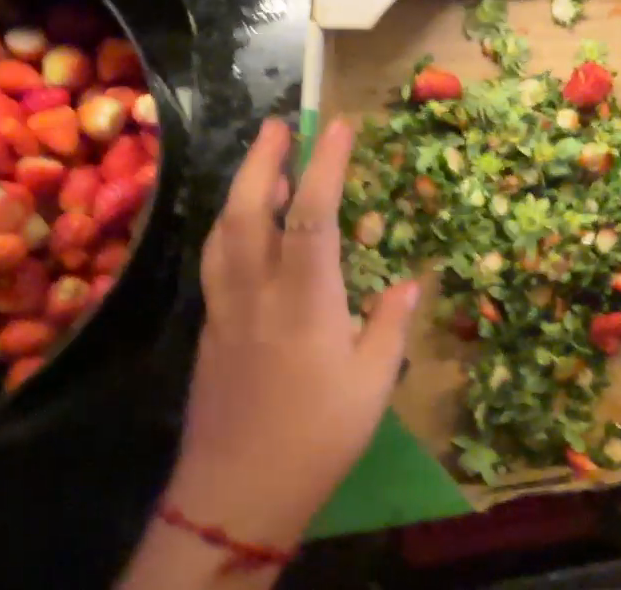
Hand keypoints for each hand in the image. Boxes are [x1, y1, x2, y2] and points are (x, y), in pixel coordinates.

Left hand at [166, 118, 418, 543]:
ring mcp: (226, 311)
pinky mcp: (211, 331)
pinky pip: (216, 260)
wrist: (234, 497)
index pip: (311, 217)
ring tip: (263, 161)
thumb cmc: (316, 440)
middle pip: (248, 211)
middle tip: (280, 122)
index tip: (338, 127)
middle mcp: (257, 295)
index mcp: (304, 304)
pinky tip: (244, 227)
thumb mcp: (372, 387)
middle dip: (263, 160)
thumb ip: (390, 326)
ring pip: (223, 233)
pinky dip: (230, 226)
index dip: (325, 165)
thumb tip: (409, 281)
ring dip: (241, 187)